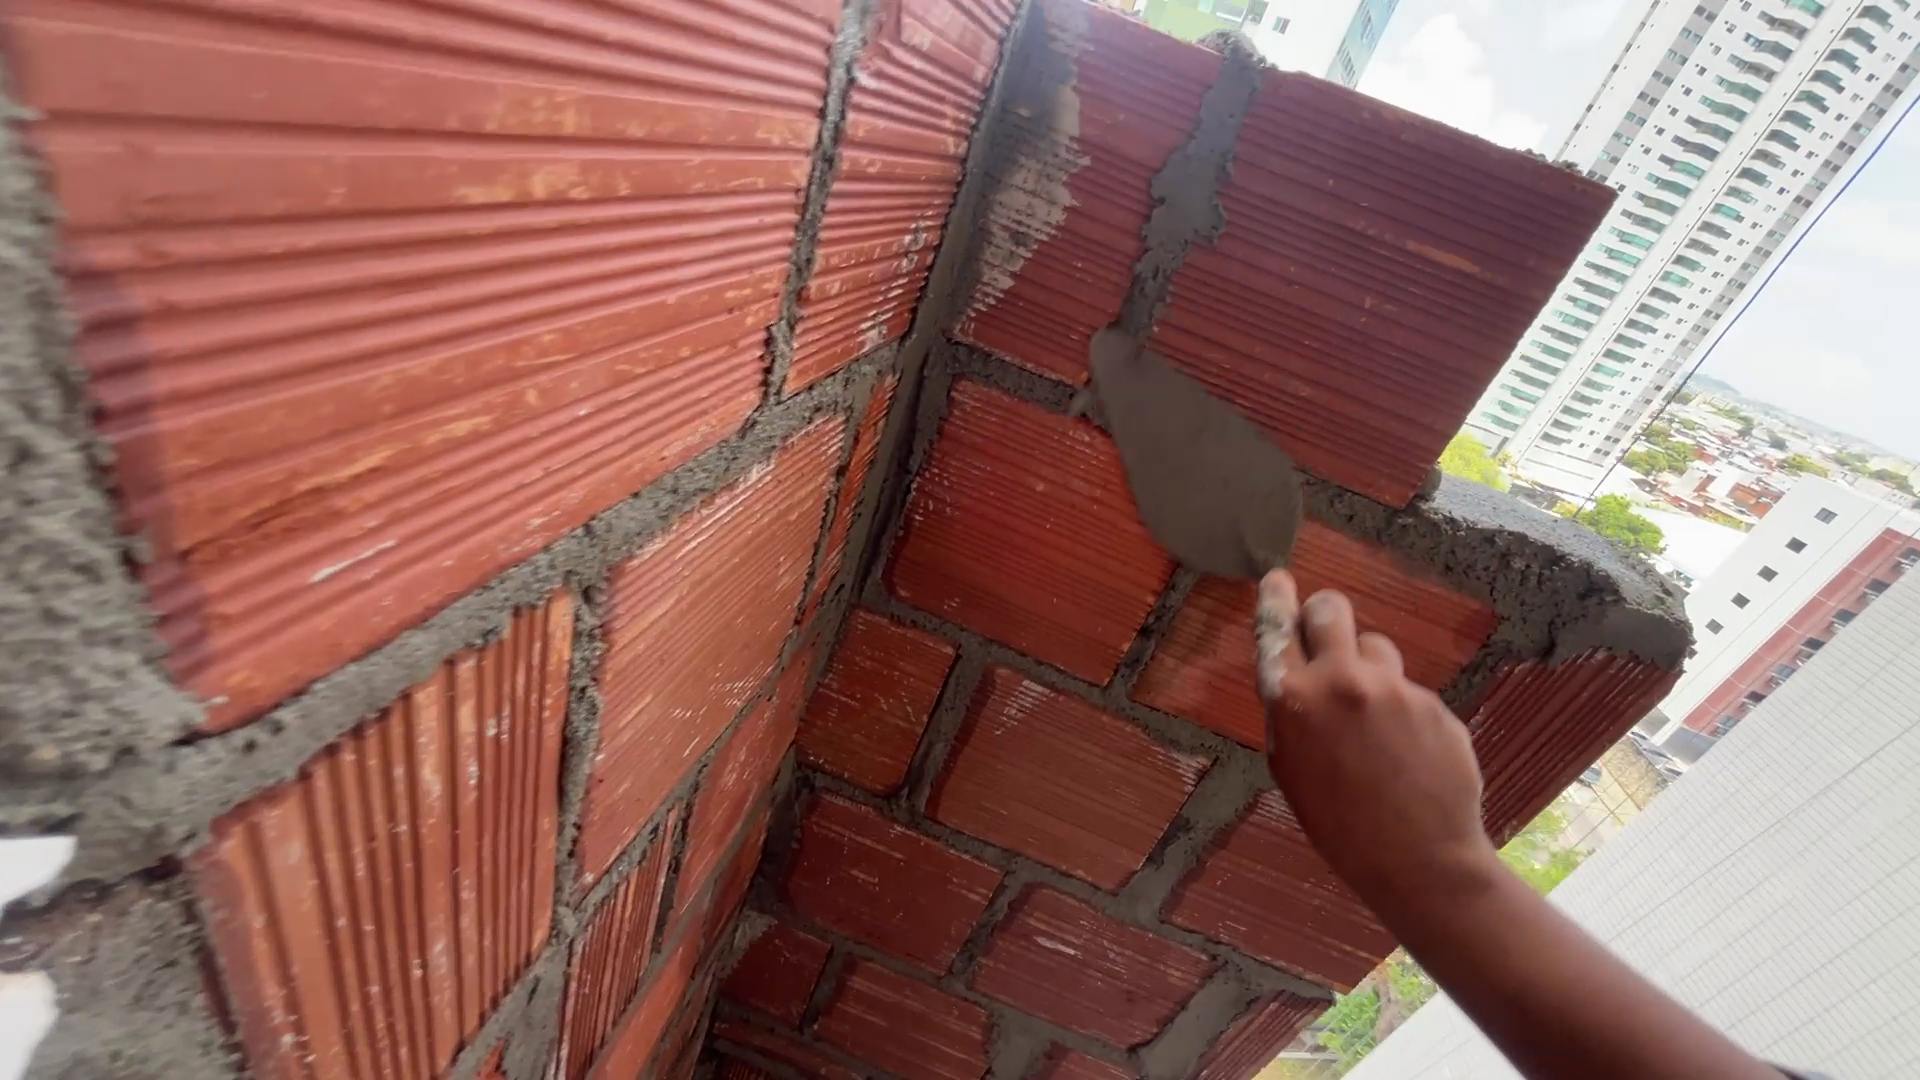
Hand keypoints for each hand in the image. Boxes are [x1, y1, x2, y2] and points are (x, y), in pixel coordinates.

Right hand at [1254, 569, 1498, 913]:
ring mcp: (1393, 689)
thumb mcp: (1287, 763)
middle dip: (1324, 613)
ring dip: (1367, 666)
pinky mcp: (1434, 703)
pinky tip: (1406, 748)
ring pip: (1375, 647)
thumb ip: (1289, 710)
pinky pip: (1408, 688)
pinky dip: (1402, 707)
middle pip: (1331, 608)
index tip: (1278, 577)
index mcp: (1293, 698)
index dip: (1276, 595)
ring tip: (1374, 714)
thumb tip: (1298, 675)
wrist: (1417, 861)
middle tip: (1327, 631)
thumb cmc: (1334, 820)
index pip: (1277, 626)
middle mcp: (1341, 680)